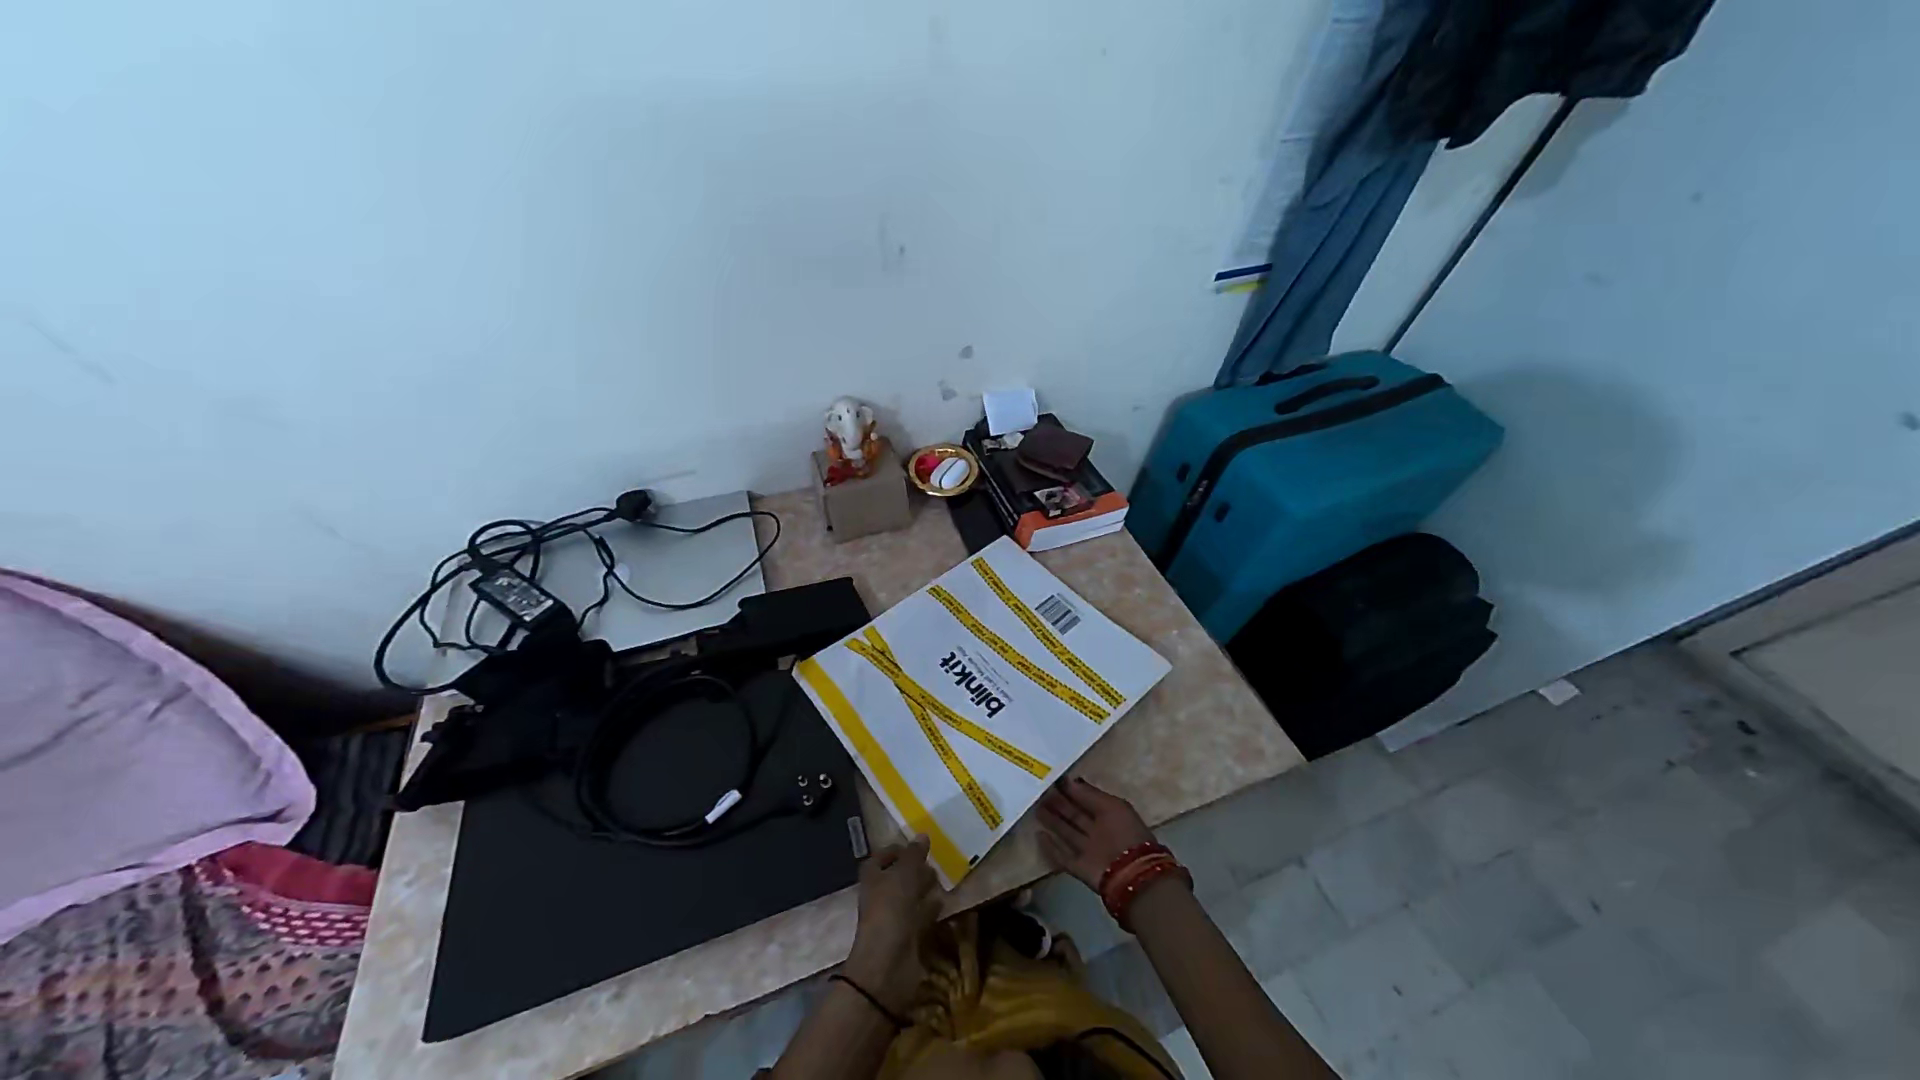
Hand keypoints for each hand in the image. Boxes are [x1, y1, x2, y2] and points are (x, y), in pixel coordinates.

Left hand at [843, 836, 941, 1010]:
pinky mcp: (908, 937)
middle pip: (897, 877)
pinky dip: (931, 908)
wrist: (887, 966)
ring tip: (943, 876)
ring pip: (910, 897)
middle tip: (935, 860)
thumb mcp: (903, 876)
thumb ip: (914, 856)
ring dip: (924, 888)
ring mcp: (894, 919)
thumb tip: (923, 835)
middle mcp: (881, 897)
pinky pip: (921, 917)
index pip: (879, 859)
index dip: (894, 851)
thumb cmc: (890, 912)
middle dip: (914, 868)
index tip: (915, 845)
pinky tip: (945, 901)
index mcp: (873, 879)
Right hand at [1035, 777, 1156, 889]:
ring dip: (1052, 821)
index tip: (1054, 780)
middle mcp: (1098, 832)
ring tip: (1036, 807)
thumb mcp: (1111, 806)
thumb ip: (1089, 794)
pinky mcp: (1079, 867)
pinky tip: (1039, 835)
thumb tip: (1069, 781)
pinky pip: (1062, 856)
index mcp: (1110, 815)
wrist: (1130, 873)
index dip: (1072, 790)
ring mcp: (1088, 851)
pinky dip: (1050, 847)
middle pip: (1075, 816)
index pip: (1087, 800)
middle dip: (1060, 804)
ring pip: (1067, 833)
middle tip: (1041, 792)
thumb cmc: (1124, 833)